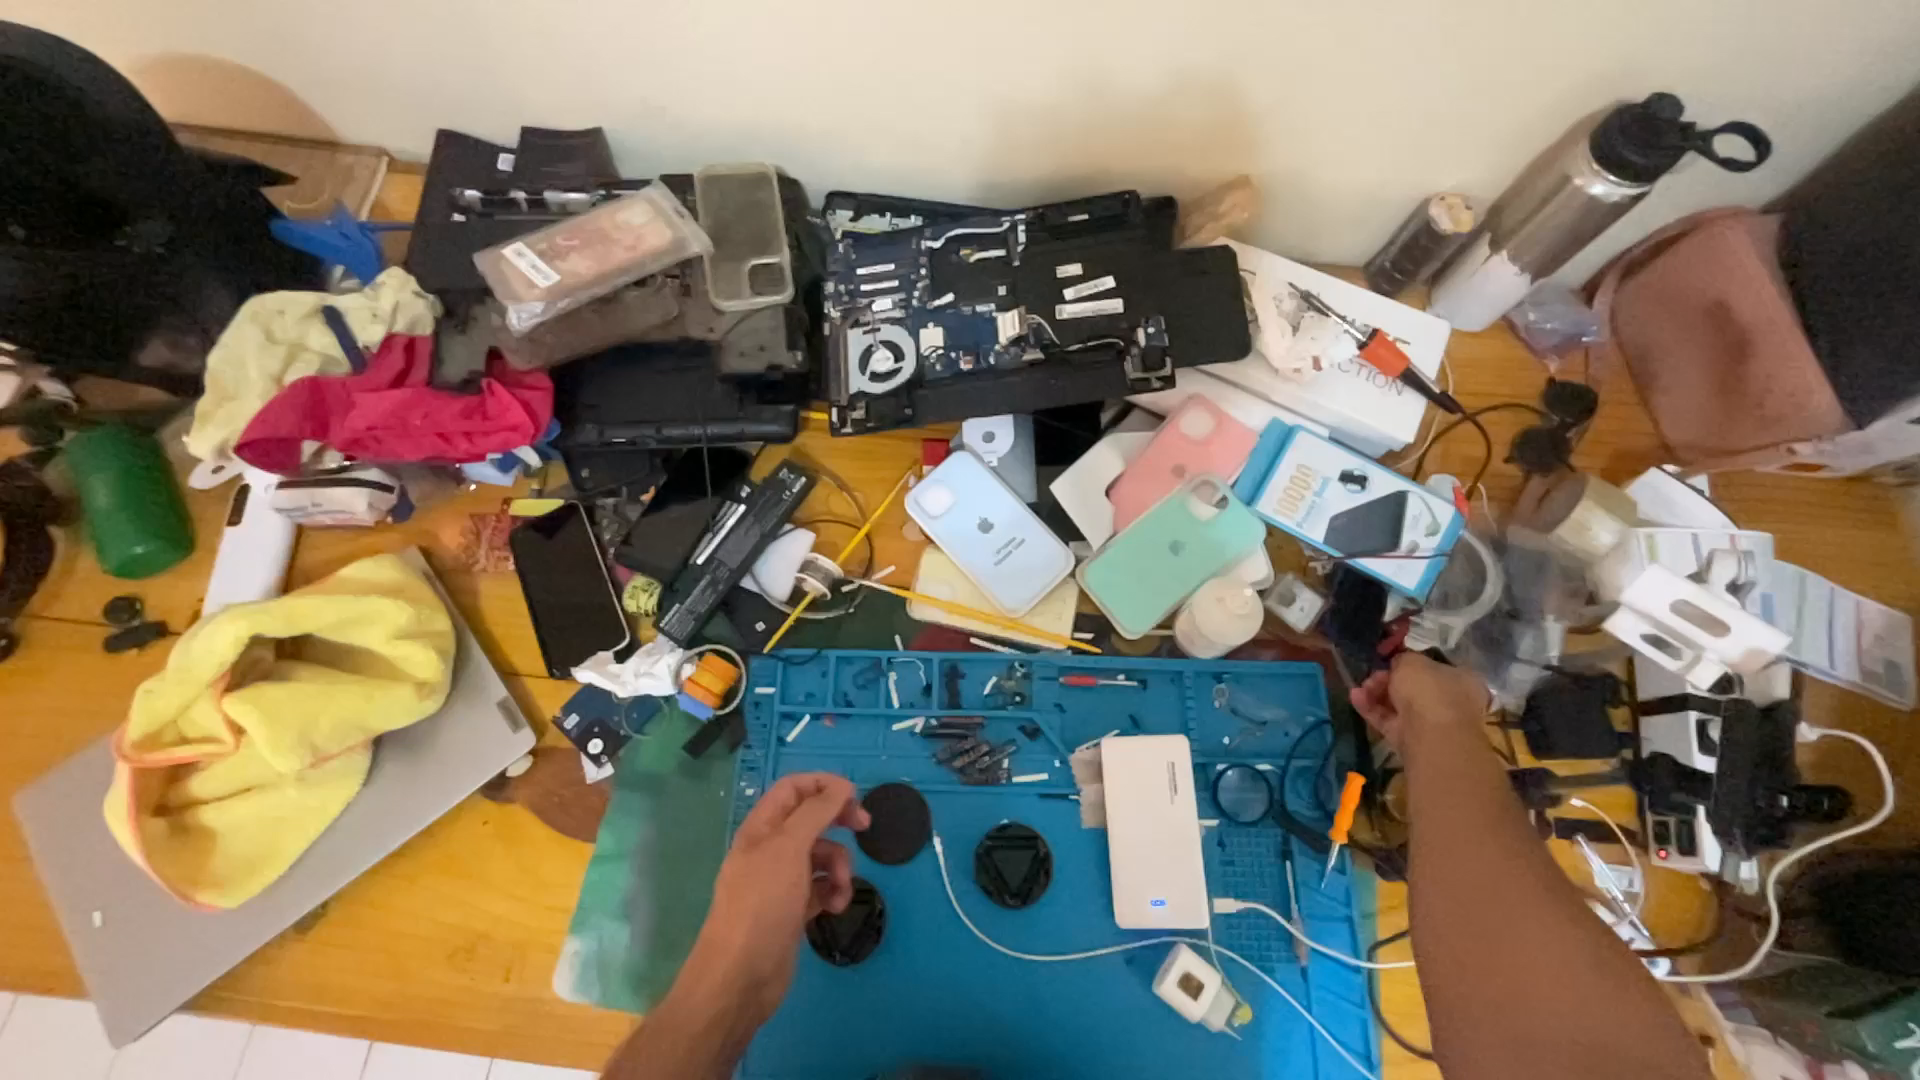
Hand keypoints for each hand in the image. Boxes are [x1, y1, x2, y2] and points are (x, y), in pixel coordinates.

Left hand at [681, 772, 869, 1024]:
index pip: (793, 788)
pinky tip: (835, 907)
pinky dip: (832, 892)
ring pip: (821, 855)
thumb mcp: (789, 848)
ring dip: (839, 866)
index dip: (823, 785)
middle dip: (838, 821)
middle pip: (811, 819)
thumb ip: (816, 811)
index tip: (853, 796)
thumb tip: (841, 785)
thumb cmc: (762, 905)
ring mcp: (781, 881)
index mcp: (762, 827)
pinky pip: (821, 887)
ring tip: (842, 888)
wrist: (740, 978)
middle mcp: (770, 849)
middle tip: (864, 826)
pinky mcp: (792, 909)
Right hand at [1349, 652, 1491, 754]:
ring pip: (1398, 704)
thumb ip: (1403, 659)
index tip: (1390, 661)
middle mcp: (1449, 701)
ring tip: (1360, 688)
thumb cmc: (1428, 689)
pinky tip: (1354, 697)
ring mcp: (1430, 722)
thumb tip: (1398, 664)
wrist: (1429, 733)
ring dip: (1375, 693)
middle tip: (1373, 675)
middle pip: (1413, 687)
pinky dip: (1370, 708)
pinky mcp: (1409, 738)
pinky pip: (1388, 719)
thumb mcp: (1411, 660)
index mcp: (1461, 679)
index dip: (1410, 664)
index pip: (1435, 669)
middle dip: (1387, 679)